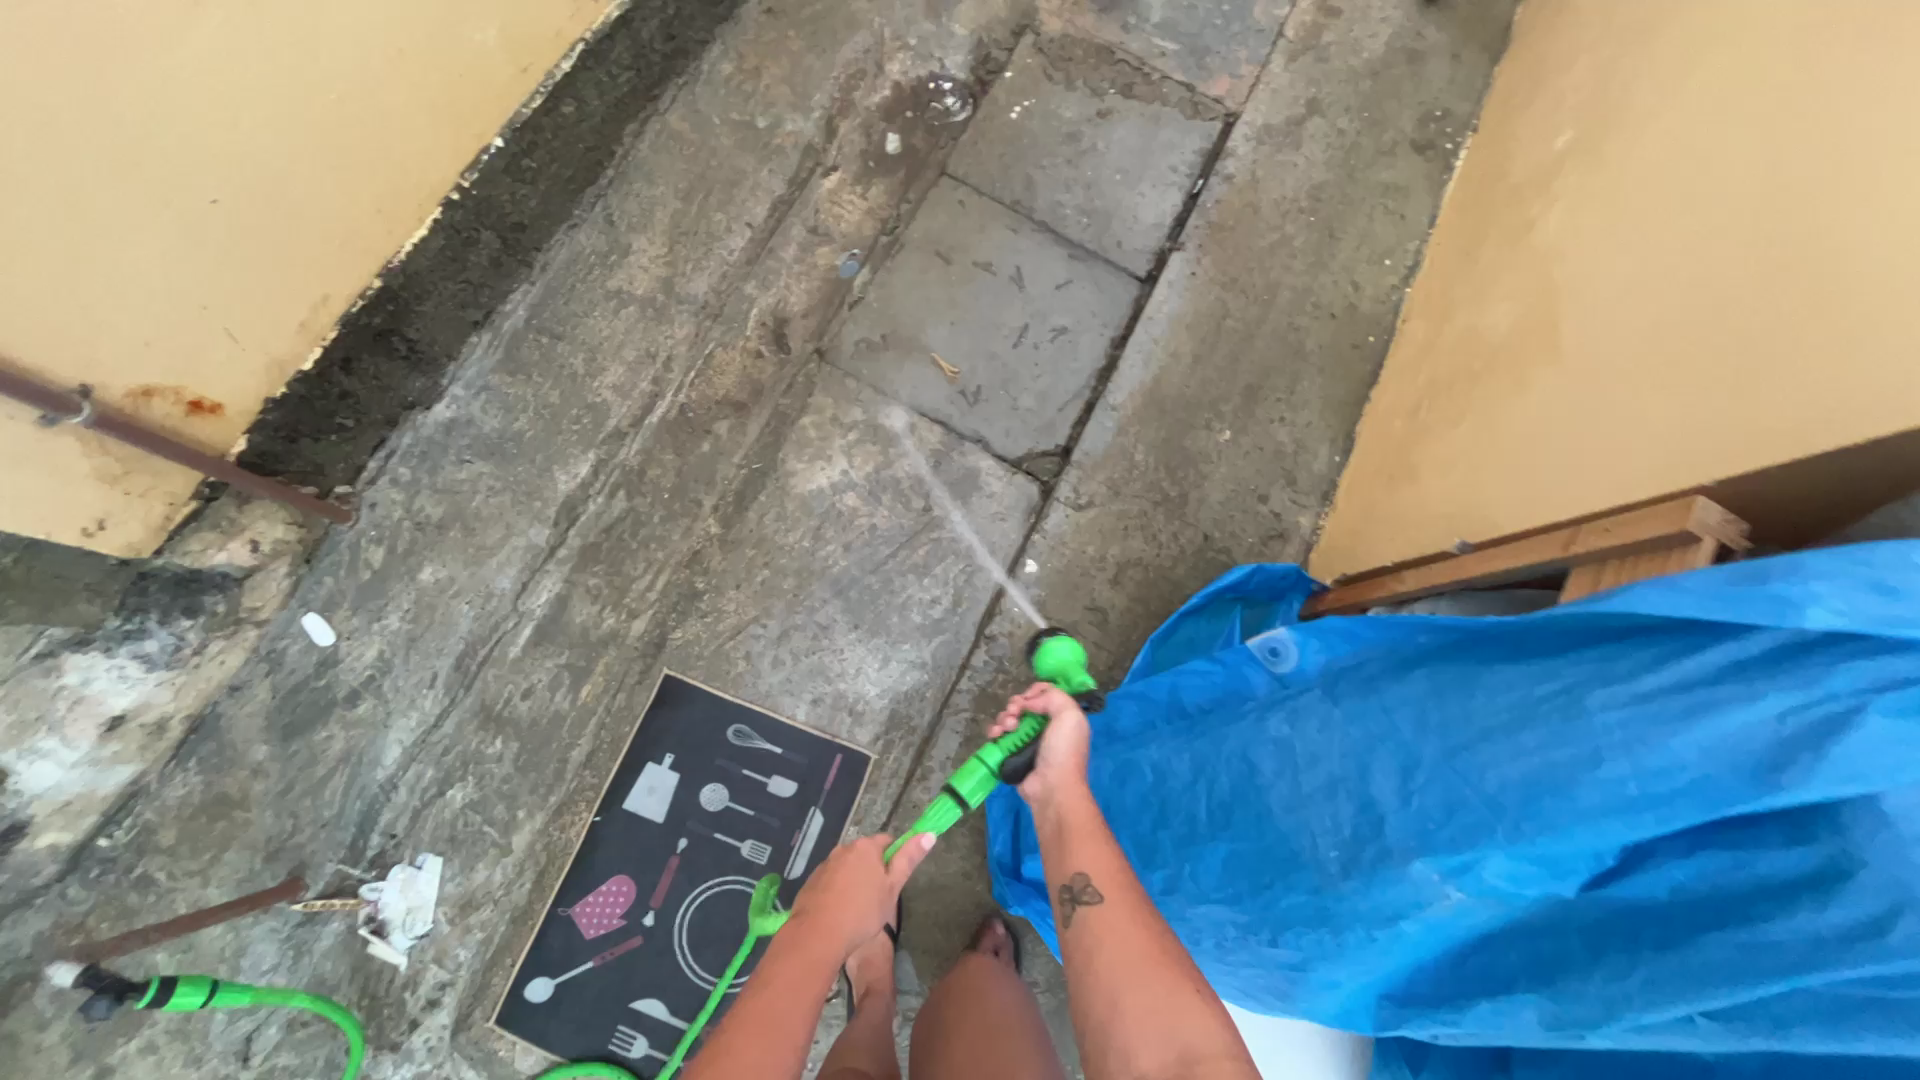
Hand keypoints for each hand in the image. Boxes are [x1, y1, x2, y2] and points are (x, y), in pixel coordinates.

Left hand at [787, 832, 934, 958]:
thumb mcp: (892, 888)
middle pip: (865, 853)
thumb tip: (928, 833)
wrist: (816, 935)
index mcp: (865, 847)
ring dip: (855, 879)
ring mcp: (825, 864)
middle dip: (873, 869)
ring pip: (847, 867)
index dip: (895, 858)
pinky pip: (831, 880)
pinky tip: (840, 912)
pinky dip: (838, 890)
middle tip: (879, 898)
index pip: (887, 841)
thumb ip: (908, 859)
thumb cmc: (862, 912)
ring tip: (858, 908)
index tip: (894, 881)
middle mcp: (843, 849)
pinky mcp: (812, 881)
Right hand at [990, 683, 1090, 803]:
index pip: (1044, 693)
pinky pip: (1000, 736)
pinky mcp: (1013, 753)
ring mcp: (1028, 740)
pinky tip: (995, 735)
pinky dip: (995, 732)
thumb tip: (1028, 702)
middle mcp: (1045, 726)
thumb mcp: (1070, 715)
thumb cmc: (1063, 750)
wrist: (1051, 787)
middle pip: (1023, 704)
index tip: (1028, 699)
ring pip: (1009, 718)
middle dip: (1015, 705)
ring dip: (1004, 718)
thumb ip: (1052, 697)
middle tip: (1015, 714)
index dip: (1034, 692)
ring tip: (1007, 728)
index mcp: (1062, 716)